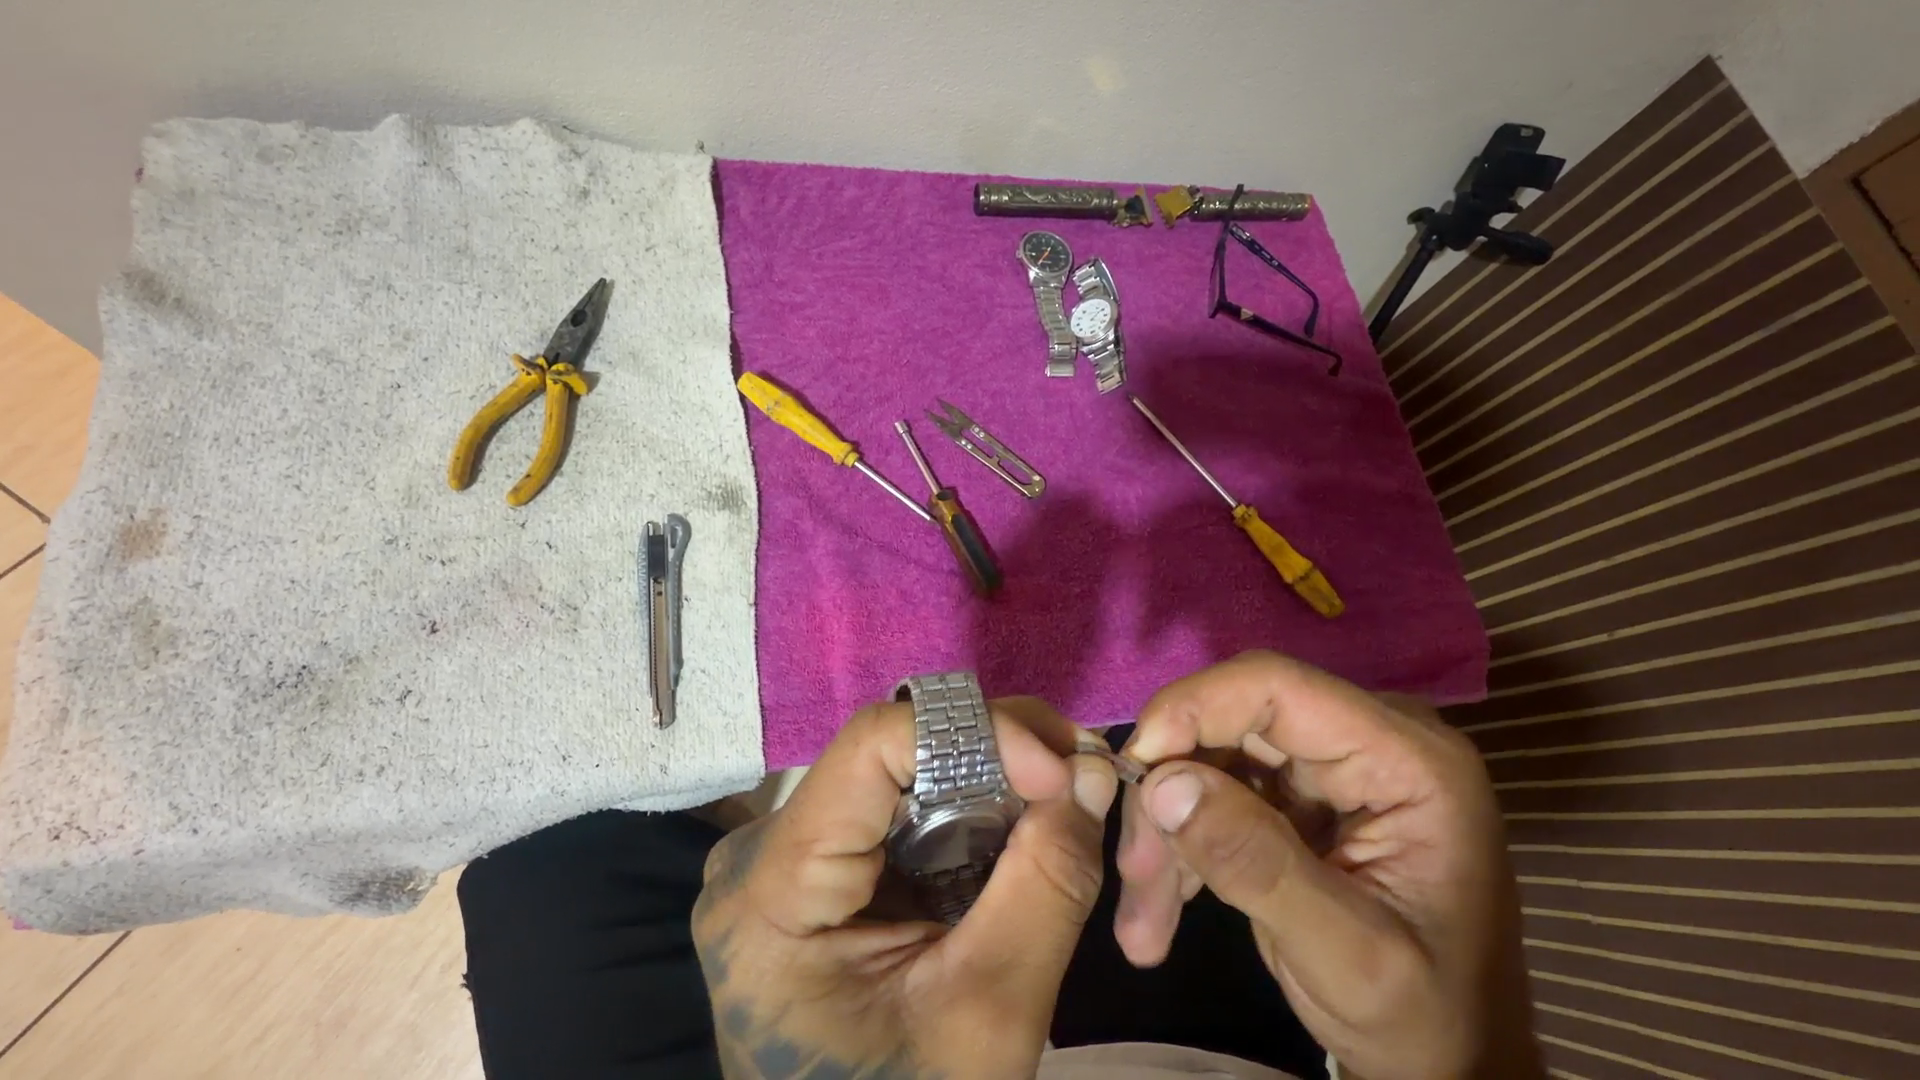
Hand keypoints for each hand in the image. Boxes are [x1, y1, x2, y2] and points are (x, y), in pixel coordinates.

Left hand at [692, 696, 1118, 1078]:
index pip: (871, 746)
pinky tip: (1013, 845)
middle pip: (891, 757)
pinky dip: (968, 818)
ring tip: (1060, 814)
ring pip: (904, 778)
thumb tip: (1092, 772)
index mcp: (771, 891)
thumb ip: (1046, 886)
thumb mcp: (988, 1014)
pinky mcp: (815, 872)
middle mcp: (763, 853)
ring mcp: (786, 859)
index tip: (1063, 772)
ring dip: (992, 788)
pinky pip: (899, 812)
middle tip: (1084, 783)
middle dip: (1000, 759)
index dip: (976, 733)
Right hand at [1114, 652, 1542, 1079]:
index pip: (1276, 687)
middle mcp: (1368, 742)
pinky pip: (1216, 789)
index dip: (1191, 709)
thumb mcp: (1346, 957)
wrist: (1452, 1062)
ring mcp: (1332, 765)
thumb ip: (1258, 866)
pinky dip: (1181, 842)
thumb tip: (1162, 783)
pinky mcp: (1301, 794)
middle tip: (1134, 874)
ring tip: (1145, 919)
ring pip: (1210, 756)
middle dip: (1171, 791)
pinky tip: (1163, 906)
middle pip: (1230, 722)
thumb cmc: (1424, 1019)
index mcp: (1407, 760)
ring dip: (1167, 827)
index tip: (1132, 772)